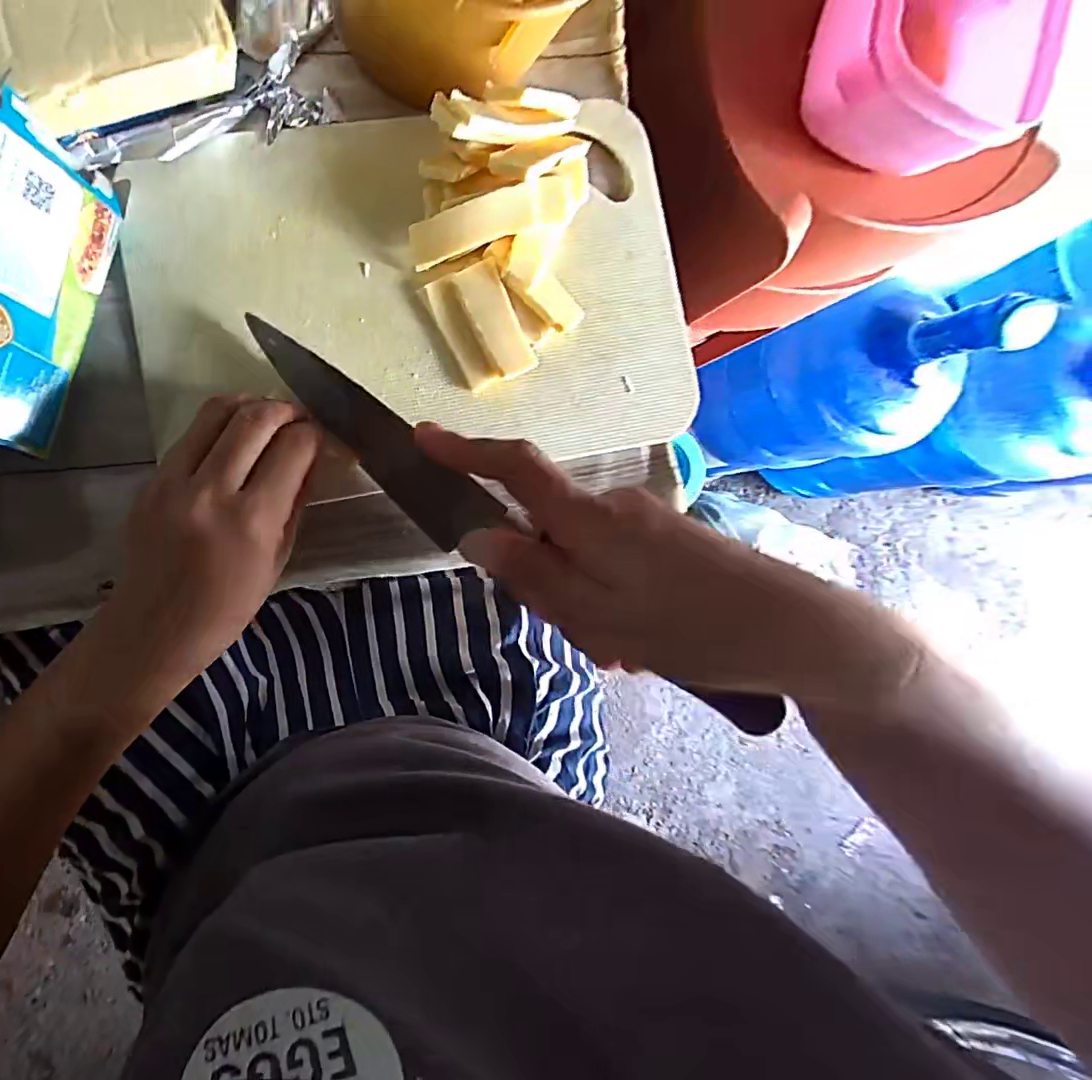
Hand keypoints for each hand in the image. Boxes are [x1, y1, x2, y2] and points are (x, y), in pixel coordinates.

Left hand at [89, 396, 321, 696]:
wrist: (155, 625)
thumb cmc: (225, 607)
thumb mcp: (276, 560)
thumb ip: (294, 501)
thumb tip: (311, 454)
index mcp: (250, 522)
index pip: (293, 447)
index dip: (315, 434)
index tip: (320, 437)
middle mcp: (210, 493)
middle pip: (255, 417)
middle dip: (286, 409)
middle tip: (296, 420)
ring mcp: (172, 483)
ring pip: (216, 412)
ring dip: (248, 407)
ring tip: (263, 420)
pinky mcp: (149, 482)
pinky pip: (188, 437)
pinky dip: (215, 430)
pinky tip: (227, 445)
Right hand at [415, 425, 928, 710]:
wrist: (816, 638)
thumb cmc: (696, 629)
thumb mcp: (594, 614)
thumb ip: (528, 572)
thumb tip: (476, 536)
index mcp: (588, 519)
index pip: (514, 469)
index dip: (464, 451)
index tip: (422, 435)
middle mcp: (611, 506)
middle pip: (537, 528)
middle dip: (539, 578)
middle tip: (580, 632)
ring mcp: (641, 519)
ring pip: (572, 553)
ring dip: (577, 598)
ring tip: (620, 648)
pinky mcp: (663, 537)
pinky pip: (604, 560)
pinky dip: (603, 597)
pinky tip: (637, 639)